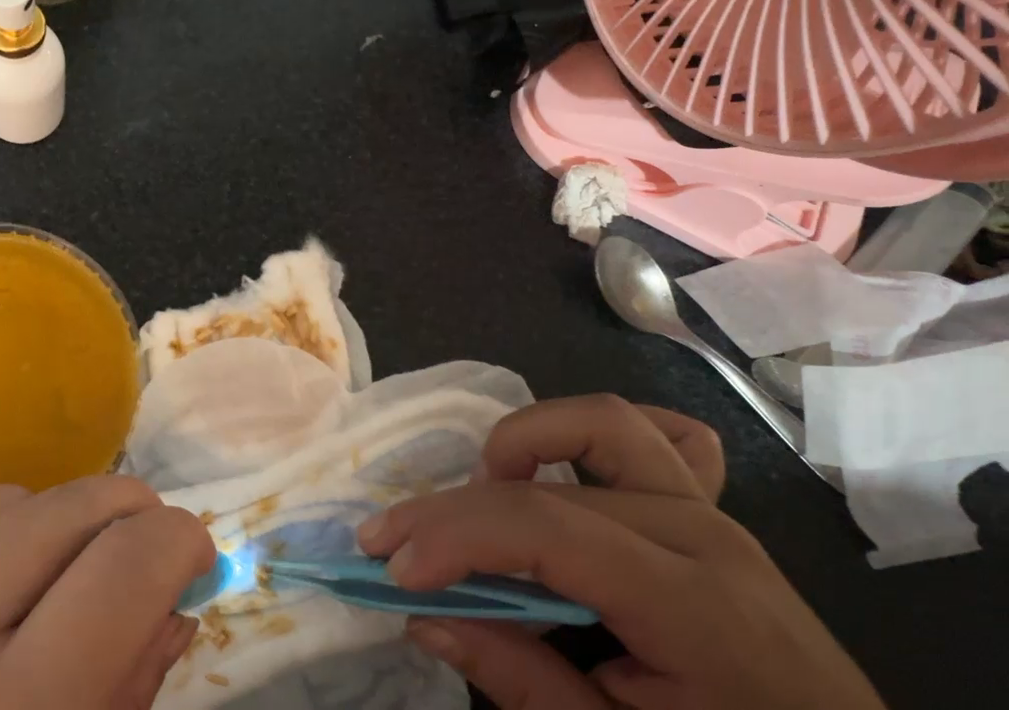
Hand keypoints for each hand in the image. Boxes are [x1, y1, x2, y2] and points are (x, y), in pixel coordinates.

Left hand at [0, 476, 213, 709]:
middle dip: (127, 509)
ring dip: (55, 520)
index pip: (124, 568)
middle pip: (66, 510)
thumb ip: (128, 690)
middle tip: (148, 536)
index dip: (177, 542)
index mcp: (11, 702)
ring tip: (65, 565)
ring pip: (6, 500)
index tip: (192, 553)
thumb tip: (170, 603)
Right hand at [359, 395, 885, 709]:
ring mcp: (714, 514)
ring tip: (479, 494)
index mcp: (696, 607)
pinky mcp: (712, 511)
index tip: (393, 570)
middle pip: (548, 486)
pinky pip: (662, 437)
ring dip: (523, 444)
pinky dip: (593, 438)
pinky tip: (558, 472)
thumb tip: (422, 616)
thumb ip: (521, 681)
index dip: (458, 536)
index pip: (549, 529)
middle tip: (390, 546)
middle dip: (453, 511)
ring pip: (602, 423)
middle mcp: (705, 537)